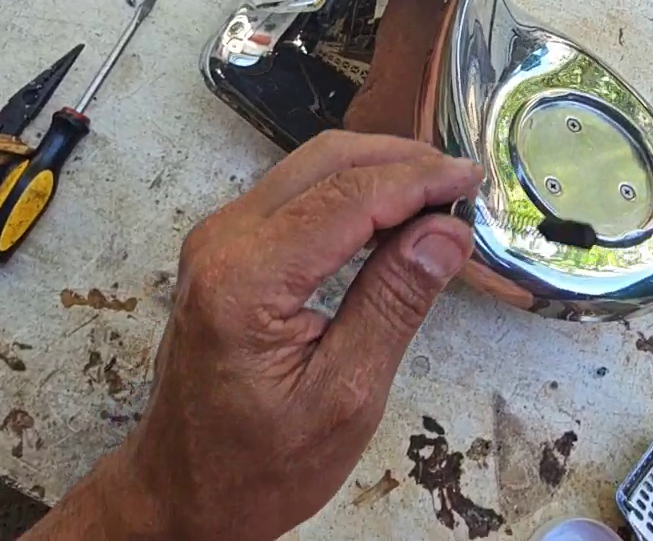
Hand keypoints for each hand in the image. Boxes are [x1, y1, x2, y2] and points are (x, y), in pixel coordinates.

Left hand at [35, 132, 482, 540]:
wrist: (182, 492)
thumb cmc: (261, 466)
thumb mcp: (345, 397)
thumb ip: (394, 302)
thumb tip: (446, 231)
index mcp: (246, 277)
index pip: (347, 198)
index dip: (416, 180)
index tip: (470, 178)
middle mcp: (224, 237)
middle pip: (325, 160)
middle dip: (399, 160)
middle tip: (459, 180)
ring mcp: (219, 234)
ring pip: (310, 166)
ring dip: (376, 168)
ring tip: (435, 190)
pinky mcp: (226, 242)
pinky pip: (297, 190)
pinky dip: (350, 187)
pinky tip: (389, 209)